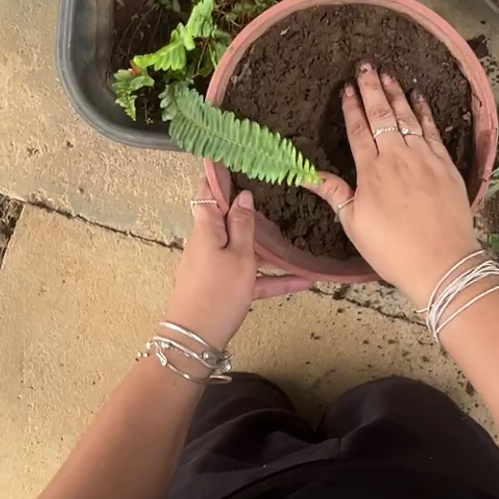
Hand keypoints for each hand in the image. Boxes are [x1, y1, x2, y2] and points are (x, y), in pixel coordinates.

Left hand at [166, 179, 312, 347]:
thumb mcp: (239, 256)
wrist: (196, 341)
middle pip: (226, 219)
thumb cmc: (218, 293)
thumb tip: (242, 197)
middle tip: (268, 193)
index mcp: (206, 229)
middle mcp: (206, 243)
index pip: (207, 193)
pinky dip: (270, 277)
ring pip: (241, 248)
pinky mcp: (222, 287)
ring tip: (290, 238)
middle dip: (246, 208)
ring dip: (264, 245)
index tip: (224, 158)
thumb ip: (244, 225)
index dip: (215, 175)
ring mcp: (213, 266)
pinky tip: (302, 281)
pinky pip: (248, 276)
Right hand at [307, 63, 481, 306]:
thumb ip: (334, 193)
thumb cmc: (392, 248)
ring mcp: (424, 158)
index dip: (352, 108)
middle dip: (372, 89)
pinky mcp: (445, 164)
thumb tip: (306, 175)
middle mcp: (397, 157)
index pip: (358, 130)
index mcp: (371, 171)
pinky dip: (424, 112)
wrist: (442, 262)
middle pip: (382, 115)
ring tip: (387, 74)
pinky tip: (419, 98)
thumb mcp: (354, 224)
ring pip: (407, 117)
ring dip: (396, 94)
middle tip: (365, 66)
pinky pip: (432, 130)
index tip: (347, 89)